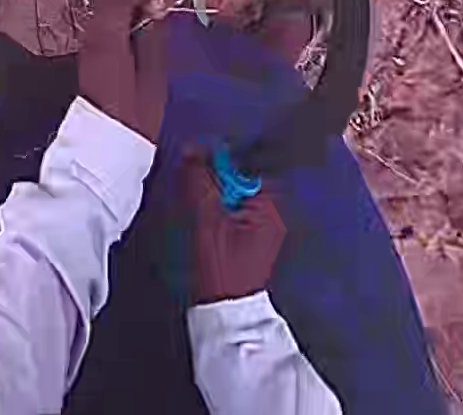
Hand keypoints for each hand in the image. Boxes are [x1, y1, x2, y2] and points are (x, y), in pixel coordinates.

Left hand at [77, 0, 165, 141]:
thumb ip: (152, 37)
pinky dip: (117, 22)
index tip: (161, 0)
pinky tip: (134, 35)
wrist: (105, 145)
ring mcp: (85, 46)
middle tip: (156, 8)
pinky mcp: (86, 56)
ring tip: (149, 22)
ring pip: (102, 11)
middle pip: (106, 0)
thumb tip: (156, 7)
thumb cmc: (136, 114)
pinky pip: (101, 26)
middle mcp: (91, 38)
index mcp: (108, 40)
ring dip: (124, 9)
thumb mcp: (153, 76)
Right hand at [185, 154, 286, 303]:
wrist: (226, 313)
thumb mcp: (207, 216)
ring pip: (235, 190)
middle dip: (215, 168)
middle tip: (190, 167)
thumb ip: (199, 178)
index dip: (223, 153)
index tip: (198, 151)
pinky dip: (215, 200)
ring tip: (191, 184)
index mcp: (269, 205)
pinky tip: (198, 204)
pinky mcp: (248, 236)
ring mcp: (262, 226)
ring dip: (213, 184)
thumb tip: (190, 150)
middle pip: (242, 174)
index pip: (249, 161)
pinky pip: (232, 206)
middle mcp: (272, 212)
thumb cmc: (221, 265)